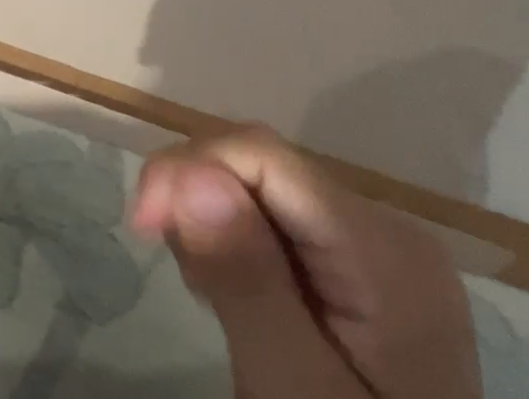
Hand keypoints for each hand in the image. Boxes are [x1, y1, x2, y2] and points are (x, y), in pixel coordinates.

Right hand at [131, 125, 480, 398]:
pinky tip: (231, 288)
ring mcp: (373, 243)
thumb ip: (246, 278)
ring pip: (251, 181)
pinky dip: (225, 234)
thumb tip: (188, 171)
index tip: (141, 230)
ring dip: (202, 219)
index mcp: (384, 251)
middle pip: (254, 162)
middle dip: (189, 197)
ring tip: (206, 291)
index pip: (258, 152)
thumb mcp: (290, 376)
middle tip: (173, 269)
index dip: (183, 170)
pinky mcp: (352, 259)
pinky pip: (266, 210)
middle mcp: (386, 227)